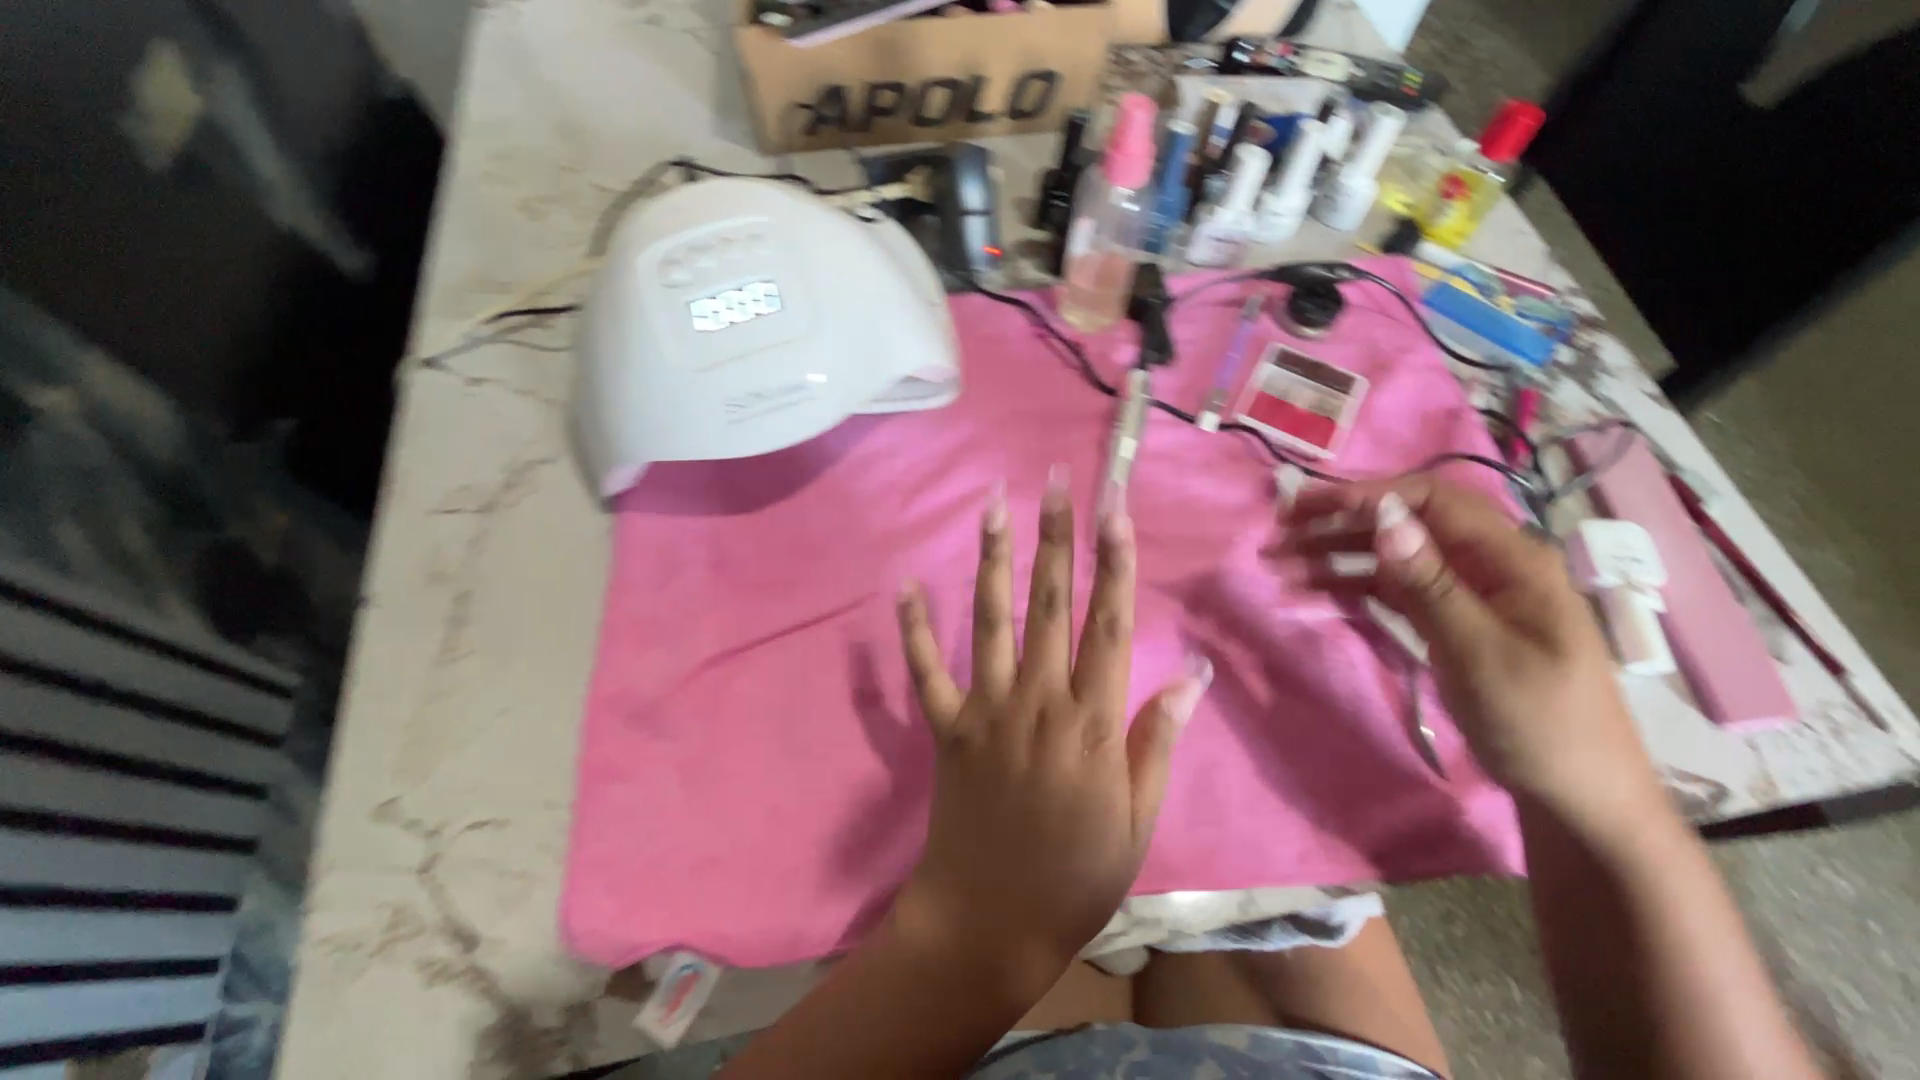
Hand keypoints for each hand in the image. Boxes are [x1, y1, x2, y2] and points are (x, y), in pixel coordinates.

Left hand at [892, 468, 1209, 996]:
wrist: (989, 923)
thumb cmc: (1077, 877)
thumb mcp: (1137, 820)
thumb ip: (1156, 742)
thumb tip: (1190, 676)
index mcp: (1091, 722)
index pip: (1108, 624)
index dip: (1114, 561)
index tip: (1114, 508)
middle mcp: (1037, 701)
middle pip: (1050, 604)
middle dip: (1054, 537)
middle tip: (1055, 479)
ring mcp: (985, 711)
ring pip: (990, 621)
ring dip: (991, 558)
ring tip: (992, 503)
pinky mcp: (946, 731)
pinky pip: (926, 672)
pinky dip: (914, 629)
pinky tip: (905, 584)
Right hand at [1281, 477, 1660, 819]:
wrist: (1573, 789)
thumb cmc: (1537, 718)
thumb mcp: (1481, 651)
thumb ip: (1431, 583)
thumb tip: (1386, 516)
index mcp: (1510, 557)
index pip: (1432, 501)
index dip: (1368, 496)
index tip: (1308, 507)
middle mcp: (1485, 564)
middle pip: (1405, 524)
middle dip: (1340, 521)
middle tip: (1280, 529)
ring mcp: (1464, 594)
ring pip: (1390, 558)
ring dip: (1335, 556)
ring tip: (1280, 565)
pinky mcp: (1446, 623)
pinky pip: (1391, 592)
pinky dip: (1350, 589)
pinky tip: (1311, 592)